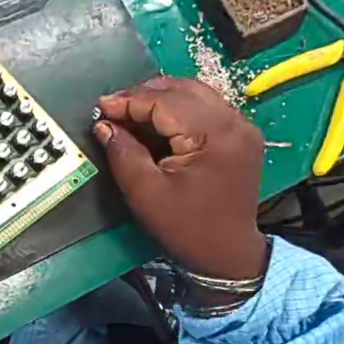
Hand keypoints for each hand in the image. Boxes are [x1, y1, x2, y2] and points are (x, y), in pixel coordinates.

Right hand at [94, 76, 266, 279]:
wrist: (226, 253)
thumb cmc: (184, 227)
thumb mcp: (145, 193)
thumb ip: (123, 154)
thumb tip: (104, 125)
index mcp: (214, 135)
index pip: (167, 101)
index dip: (130, 101)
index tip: (101, 107)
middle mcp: (234, 122)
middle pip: (183, 90)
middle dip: (144, 94)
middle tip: (112, 107)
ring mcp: (242, 126)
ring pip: (196, 94)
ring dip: (161, 98)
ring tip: (129, 111)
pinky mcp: (240, 135)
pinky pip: (205, 107)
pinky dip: (178, 108)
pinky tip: (155, 120)